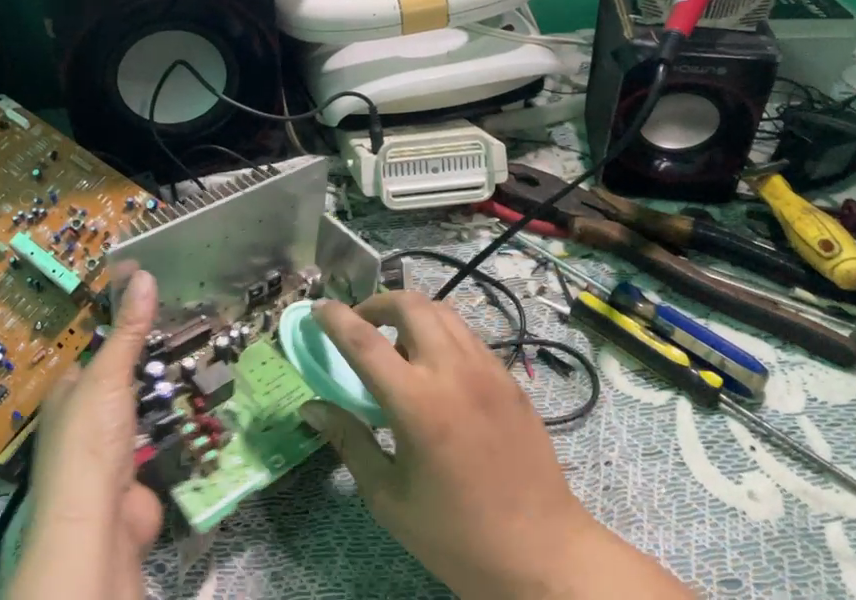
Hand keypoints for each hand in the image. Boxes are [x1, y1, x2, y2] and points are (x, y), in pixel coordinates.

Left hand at [4, 272, 162, 599]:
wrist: (99, 525)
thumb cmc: (90, 440)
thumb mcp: (108, 375)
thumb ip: (128, 330)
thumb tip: (143, 272)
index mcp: (65, 395)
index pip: (91, 354)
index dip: (117, 329)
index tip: (150, 305)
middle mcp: (81, 423)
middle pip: (116, 385)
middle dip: (142, 367)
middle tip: (182, 333)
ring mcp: (107, 455)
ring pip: (136, 416)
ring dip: (158, 400)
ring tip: (194, 364)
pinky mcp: (133, 480)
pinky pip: (155, 445)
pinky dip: (171, 432)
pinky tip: (193, 413)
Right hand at [302, 292, 690, 599]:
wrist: (542, 552)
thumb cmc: (456, 534)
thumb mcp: (389, 498)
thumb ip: (350, 441)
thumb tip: (312, 407)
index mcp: (418, 404)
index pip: (364, 341)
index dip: (334, 318)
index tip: (315, 309)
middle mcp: (453, 372)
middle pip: (409, 304)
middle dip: (376, 303)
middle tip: (358, 325)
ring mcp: (488, 371)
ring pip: (443, 312)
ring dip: (410, 313)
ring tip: (396, 346)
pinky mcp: (509, 380)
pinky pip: (467, 335)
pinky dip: (440, 333)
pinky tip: (434, 368)